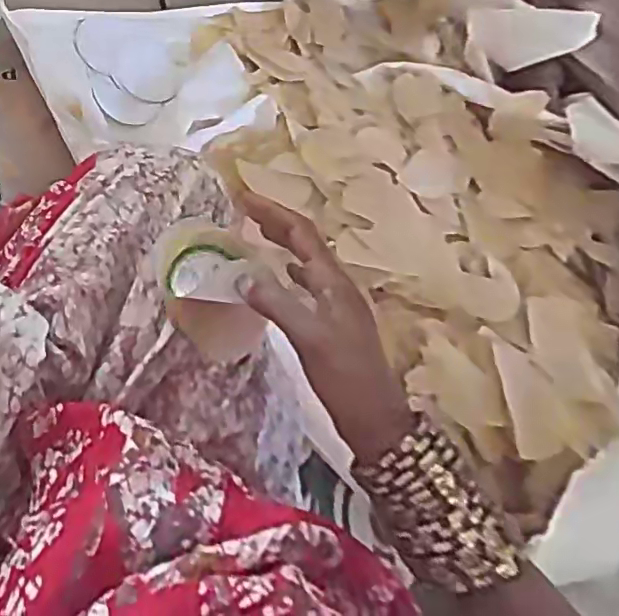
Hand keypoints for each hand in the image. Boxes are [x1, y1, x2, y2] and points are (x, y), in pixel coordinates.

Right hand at [236, 193, 416, 460]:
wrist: (377, 421)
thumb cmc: (346, 378)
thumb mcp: (309, 339)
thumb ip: (276, 304)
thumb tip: (241, 274)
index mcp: (333, 282)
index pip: (302, 233)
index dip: (273, 211)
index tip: (243, 197)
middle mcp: (337, 284)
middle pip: (306, 240)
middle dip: (276, 219)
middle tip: (244, 207)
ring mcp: (337, 301)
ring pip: (307, 257)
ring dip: (283, 239)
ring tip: (256, 229)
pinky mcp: (333, 318)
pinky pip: (308, 279)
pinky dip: (289, 266)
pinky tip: (279, 272)